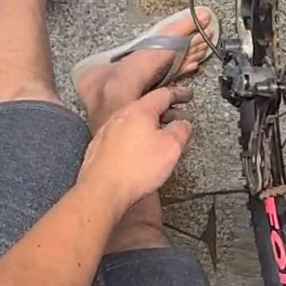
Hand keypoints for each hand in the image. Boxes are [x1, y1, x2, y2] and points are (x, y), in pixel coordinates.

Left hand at [76, 85, 193, 213]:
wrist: (102, 190)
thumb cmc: (137, 168)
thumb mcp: (172, 147)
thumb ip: (181, 130)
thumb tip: (184, 123)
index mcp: (140, 110)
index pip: (163, 94)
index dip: (178, 94)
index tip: (187, 95)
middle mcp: (121, 115)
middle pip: (146, 106)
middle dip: (165, 111)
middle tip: (179, 118)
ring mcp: (107, 131)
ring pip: (133, 122)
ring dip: (149, 126)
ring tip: (161, 137)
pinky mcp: (99, 147)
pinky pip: (121, 136)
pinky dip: (134, 138)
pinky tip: (139, 151)